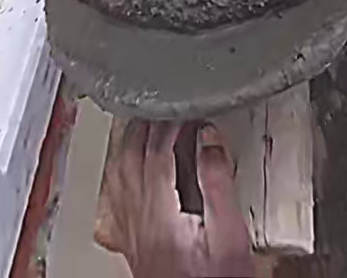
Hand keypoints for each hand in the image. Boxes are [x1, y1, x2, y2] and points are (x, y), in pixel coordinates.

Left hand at [106, 121, 254, 277]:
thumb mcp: (229, 235)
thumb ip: (218, 182)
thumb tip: (208, 136)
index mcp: (159, 211)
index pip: (156, 150)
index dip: (171, 122)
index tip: (187, 107)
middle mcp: (137, 217)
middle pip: (130, 153)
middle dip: (148, 123)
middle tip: (168, 105)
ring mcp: (130, 229)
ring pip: (119, 168)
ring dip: (132, 138)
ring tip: (149, 122)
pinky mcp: (131, 240)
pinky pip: (117, 189)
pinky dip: (123, 163)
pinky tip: (131, 159)